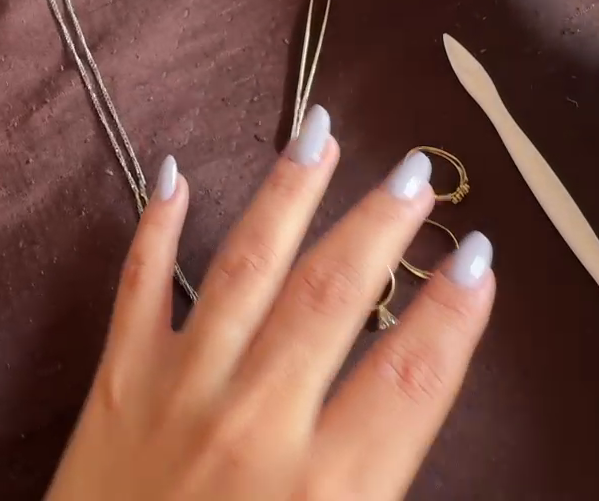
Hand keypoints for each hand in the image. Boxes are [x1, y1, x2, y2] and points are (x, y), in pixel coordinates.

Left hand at [47, 107, 495, 499]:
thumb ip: (382, 489)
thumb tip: (417, 405)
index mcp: (329, 491)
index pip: (410, 376)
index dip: (454, 310)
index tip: (480, 250)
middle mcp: (256, 420)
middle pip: (331, 297)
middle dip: (377, 226)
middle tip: (410, 168)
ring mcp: (180, 385)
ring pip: (245, 267)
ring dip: (286, 195)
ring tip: (317, 134)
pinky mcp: (119, 375)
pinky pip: (139, 283)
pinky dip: (157, 225)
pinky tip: (175, 170)